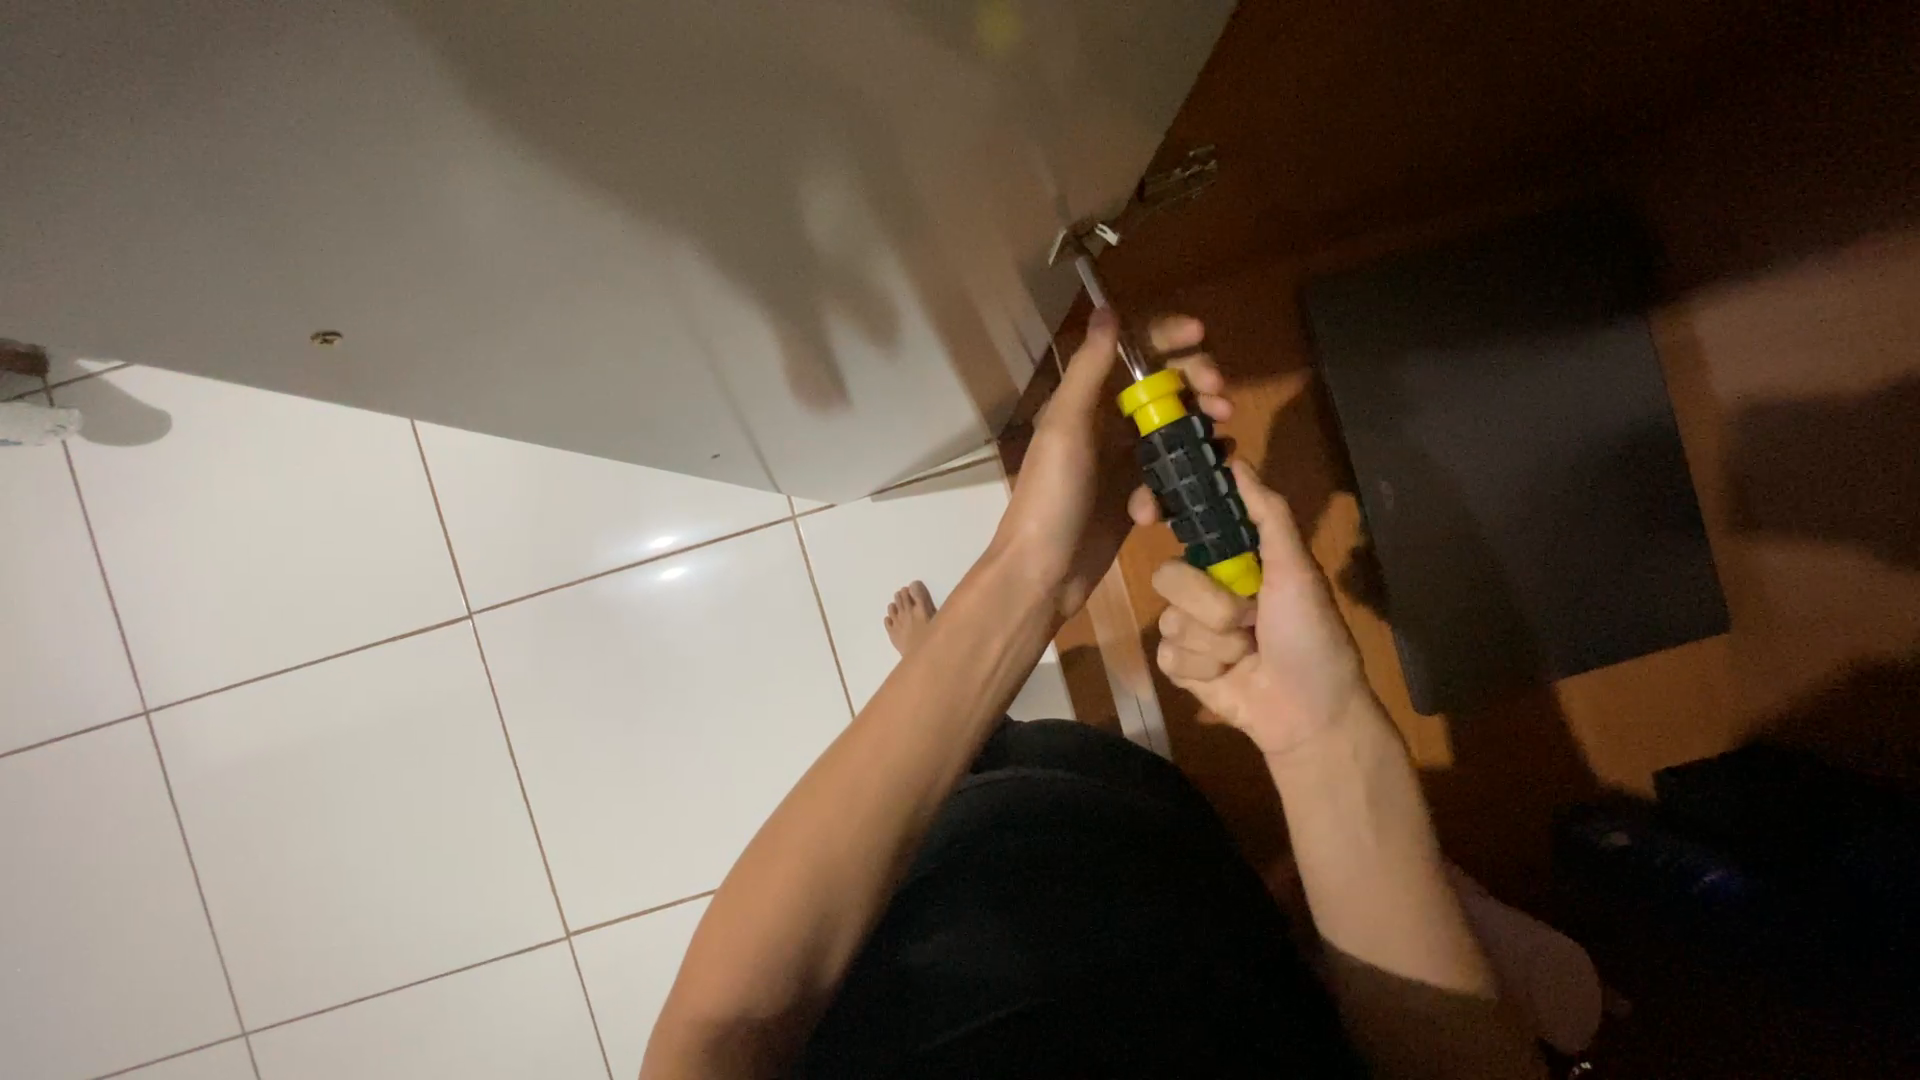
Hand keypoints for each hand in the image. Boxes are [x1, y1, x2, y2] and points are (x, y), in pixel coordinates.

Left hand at [995, 309, 1230, 616]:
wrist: (1044, 573)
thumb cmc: (1050, 498)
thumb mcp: (1066, 427)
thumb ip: (1089, 370)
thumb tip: (1107, 308)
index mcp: (1084, 399)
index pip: (1130, 351)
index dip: (1166, 337)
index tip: (1200, 336)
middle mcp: (1105, 423)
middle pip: (1162, 387)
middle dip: (1196, 385)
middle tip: (1221, 400)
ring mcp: (1121, 461)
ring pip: (1174, 430)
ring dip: (1198, 431)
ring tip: (1221, 437)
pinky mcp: (1136, 495)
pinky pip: (1171, 474)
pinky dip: (1180, 480)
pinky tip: (1182, 493)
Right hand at [1138, 460, 1372, 756]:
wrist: (1311, 712)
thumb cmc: (1312, 635)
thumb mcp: (1298, 570)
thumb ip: (1268, 515)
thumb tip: (1236, 461)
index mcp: (1231, 560)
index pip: (1182, 525)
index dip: (1157, 513)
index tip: (1148, 514)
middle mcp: (1205, 588)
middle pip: (1169, 577)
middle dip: (1214, 606)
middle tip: (1251, 620)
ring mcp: (1189, 629)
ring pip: (1169, 621)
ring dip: (1217, 644)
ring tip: (1249, 655)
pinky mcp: (1181, 667)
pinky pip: (1168, 656)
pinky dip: (1204, 669)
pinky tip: (1229, 677)